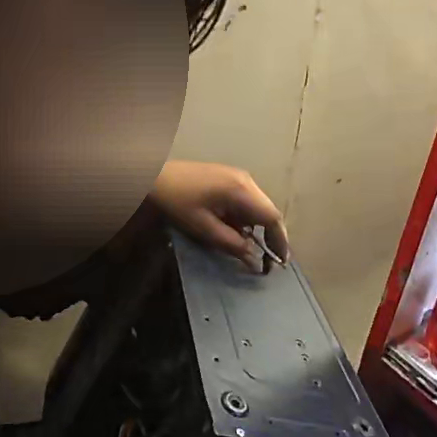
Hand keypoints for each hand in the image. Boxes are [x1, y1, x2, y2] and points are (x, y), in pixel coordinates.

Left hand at [149, 160, 289, 272]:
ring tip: (252, 247)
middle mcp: (247, 181)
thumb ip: (232, 244)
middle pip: (269, 210)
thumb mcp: (203, 228)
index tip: (281, 261)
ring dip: (260, 227)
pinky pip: (249, 200)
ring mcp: (240, 177)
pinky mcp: (232, 178)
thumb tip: (254, 259)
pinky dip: (249, 217)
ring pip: (260, 206)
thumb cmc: (177, 202)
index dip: (280, 240)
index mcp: (242, 191)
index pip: (272, 217)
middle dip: (272, 235)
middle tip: (270, 259)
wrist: (155, 175)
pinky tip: (238, 229)